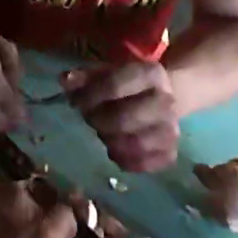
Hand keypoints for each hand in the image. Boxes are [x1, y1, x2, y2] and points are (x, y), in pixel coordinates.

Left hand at [63, 62, 180, 171]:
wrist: (162, 98)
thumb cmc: (126, 84)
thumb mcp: (106, 72)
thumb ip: (84, 76)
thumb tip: (65, 80)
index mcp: (150, 73)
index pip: (114, 85)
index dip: (89, 96)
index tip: (76, 102)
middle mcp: (167, 101)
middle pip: (123, 119)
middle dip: (98, 121)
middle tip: (90, 119)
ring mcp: (172, 129)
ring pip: (134, 145)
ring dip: (110, 141)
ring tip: (104, 133)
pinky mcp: (170, 153)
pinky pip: (141, 164)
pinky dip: (122, 159)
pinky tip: (115, 148)